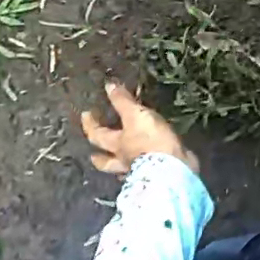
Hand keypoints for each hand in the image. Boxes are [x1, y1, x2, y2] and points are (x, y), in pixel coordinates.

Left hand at [79, 80, 196, 175]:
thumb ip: (123, 101)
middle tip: (93, 152)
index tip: (86, 114)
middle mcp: (122, 159)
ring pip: (120, 167)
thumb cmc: (150, 140)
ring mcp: (136, 169)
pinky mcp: (153, 173)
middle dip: (98, 156)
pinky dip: (139, 166)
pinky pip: (141, 169)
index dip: (90, 123)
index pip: (97, 133)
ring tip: (118, 159)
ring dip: (117, 164)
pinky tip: (142, 163)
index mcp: (116, 144)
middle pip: (104, 160)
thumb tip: (108, 85)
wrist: (173, 167)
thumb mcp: (136, 115)